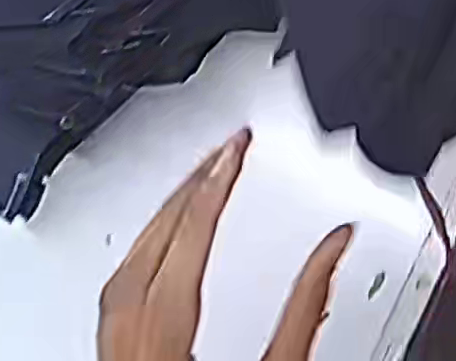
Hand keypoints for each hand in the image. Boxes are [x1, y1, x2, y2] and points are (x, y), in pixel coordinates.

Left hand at [97, 129, 354, 360]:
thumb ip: (308, 306)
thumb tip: (340, 240)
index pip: (183, 259)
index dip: (211, 193)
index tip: (236, 149)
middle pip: (138, 263)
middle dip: (184, 193)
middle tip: (223, 150)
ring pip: (115, 282)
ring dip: (160, 218)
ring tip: (199, 178)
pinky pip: (115, 301)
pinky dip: (146, 253)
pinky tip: (168, 237)